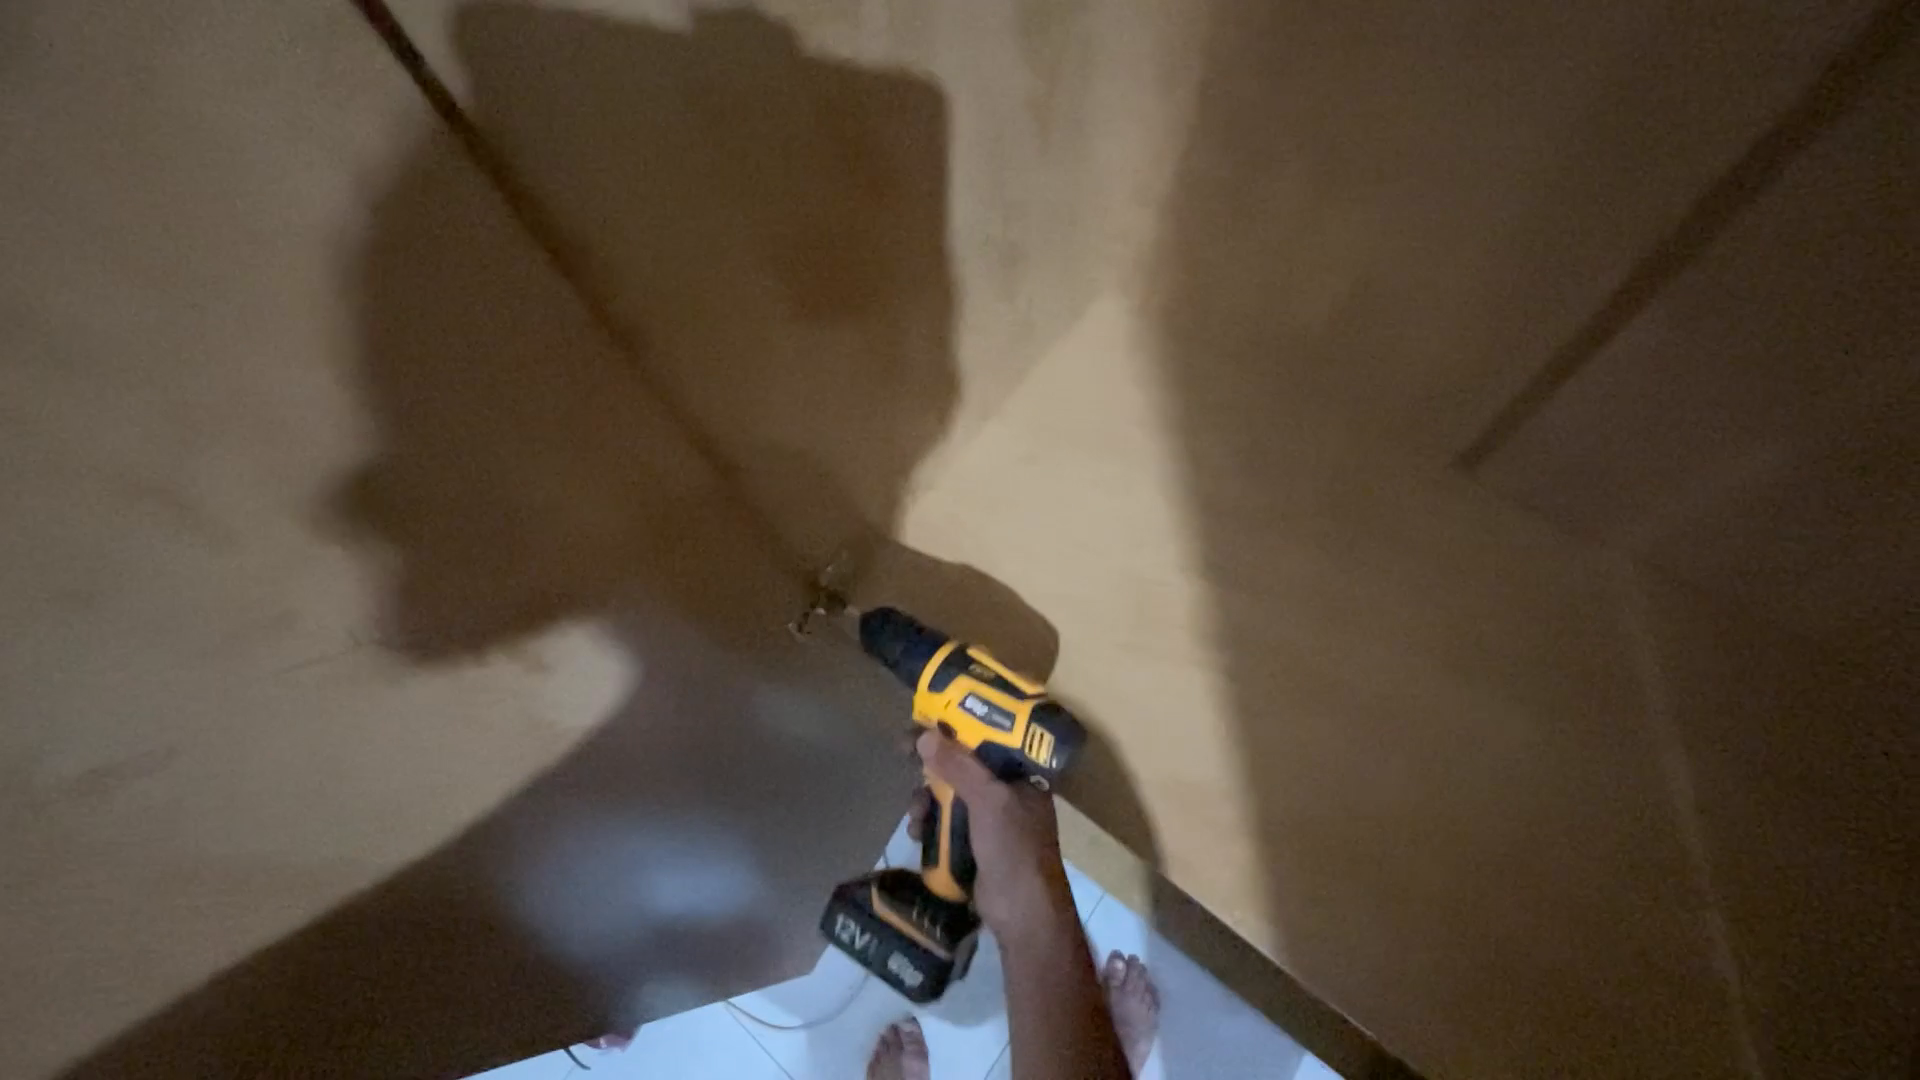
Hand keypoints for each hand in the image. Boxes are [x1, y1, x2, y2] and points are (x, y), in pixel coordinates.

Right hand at [912, 730, 1077, 946]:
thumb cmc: (1015, 849)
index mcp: (1021, 774)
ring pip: (949, 793)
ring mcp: (990, 819)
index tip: (926, 720)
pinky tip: (917, 833)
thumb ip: (958, 767)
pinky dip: (929, 823)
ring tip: (916, 813)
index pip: (987, 737)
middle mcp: (1007, 791)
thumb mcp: (988, 801)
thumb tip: (925, 736)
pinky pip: (945, 821)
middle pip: (962, 764)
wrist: (1024, 916)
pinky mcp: (974, 843)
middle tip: (904, 753)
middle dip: (933, 764)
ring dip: (926, 798)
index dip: (956, 726)